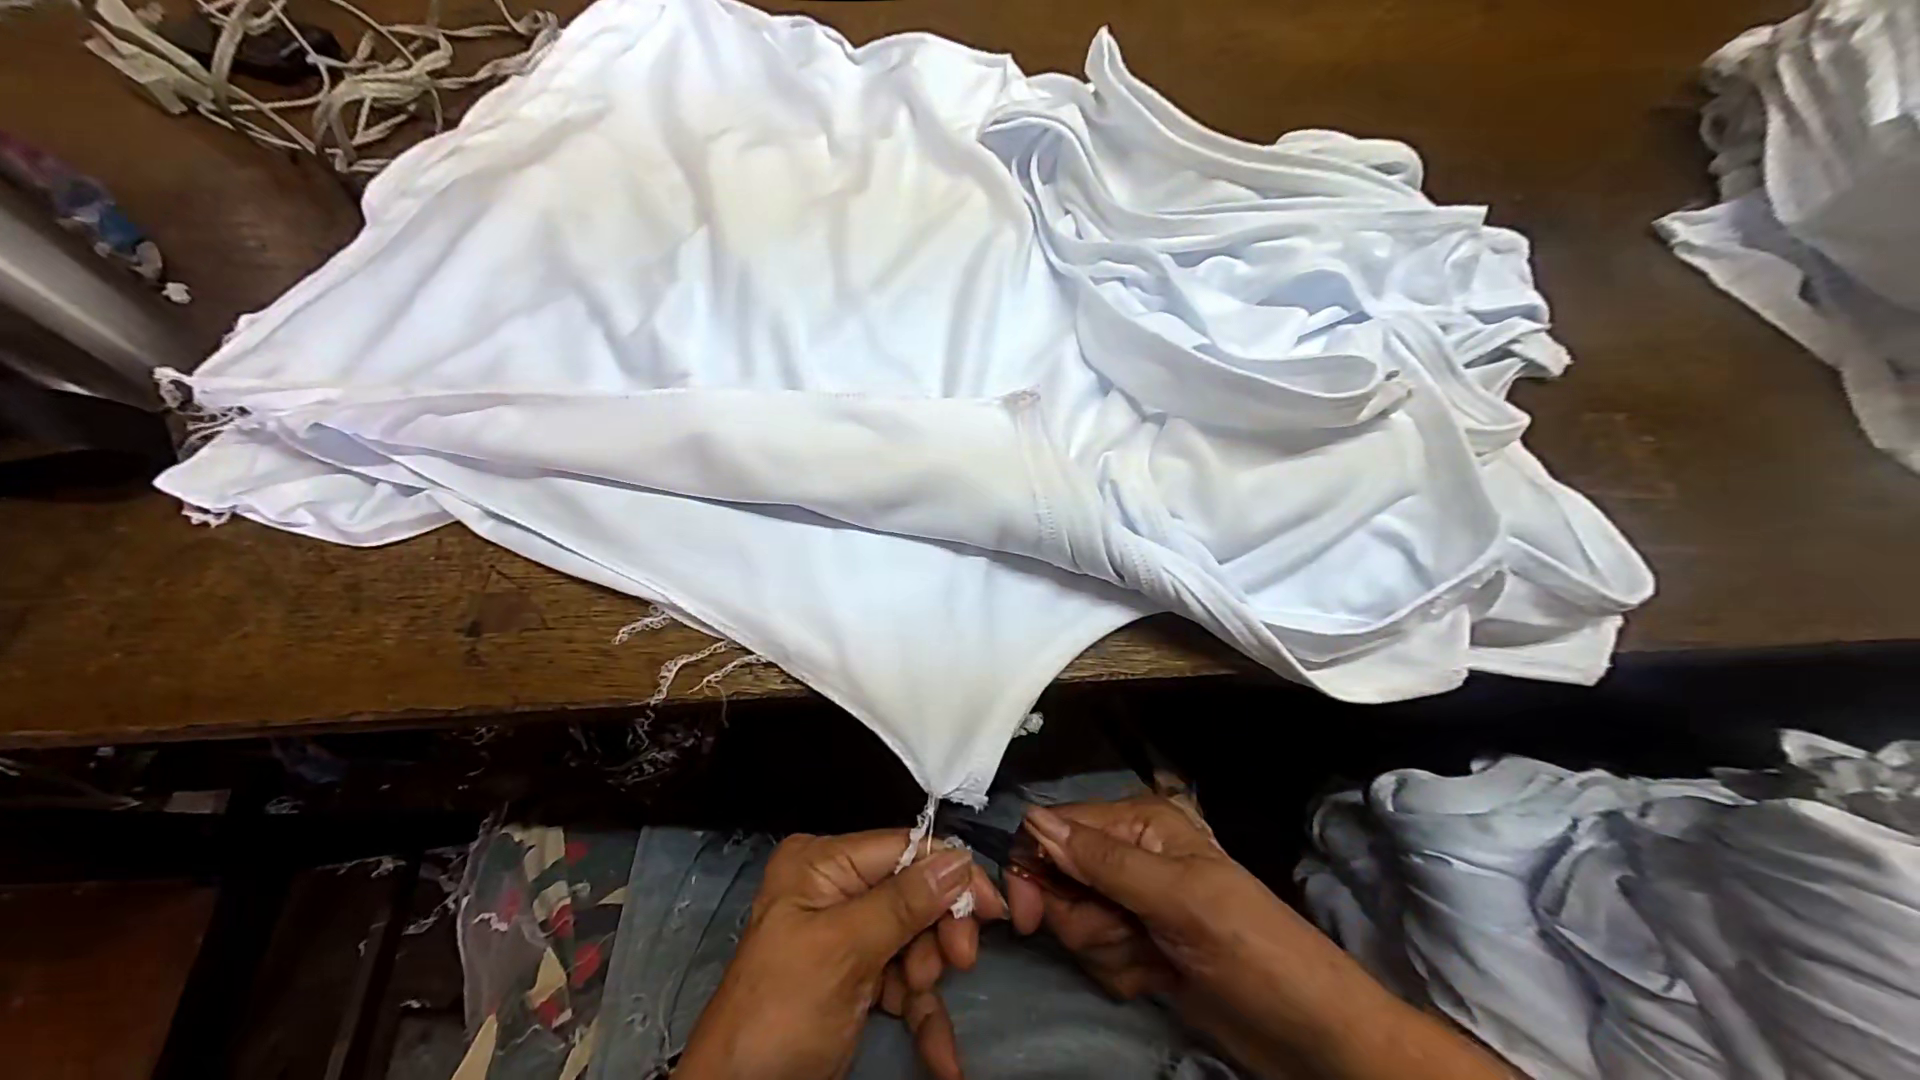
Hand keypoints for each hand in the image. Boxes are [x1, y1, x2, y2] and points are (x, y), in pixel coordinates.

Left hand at [675, 829, 1005, 1079]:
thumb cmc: (781, 1012)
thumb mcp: (843, 950)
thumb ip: (904, 903)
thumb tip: (959, 859)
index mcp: (823, 864)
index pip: (903, 848)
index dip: (950, 873)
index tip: (992, 908)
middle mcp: (836, 888)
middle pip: (913, 893)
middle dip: (936, 932)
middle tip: (960, 961)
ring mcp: (847, 934)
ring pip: (914, 938)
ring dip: (926, 976)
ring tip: (917, 1002)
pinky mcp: (856, 976)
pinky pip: (901, 978)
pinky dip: (921, 1013)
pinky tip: (941, 1055)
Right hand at [1008, 795, 1511, 1079]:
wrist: (1310, 1035)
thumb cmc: (1253, 950)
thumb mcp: (1179, 899)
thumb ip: (1104, 861)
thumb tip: (1033, 821)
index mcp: (1140, 823)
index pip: (1055, 829)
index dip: (1032, 869)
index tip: (1027, 918)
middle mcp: (1129, 854)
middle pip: (1058, 881)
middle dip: (1085, 921)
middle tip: (1129, 937)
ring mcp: (1132, 902)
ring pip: (1074, 922)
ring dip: (1108, 951)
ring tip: (1157, 961)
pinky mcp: (1136, 944)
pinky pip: (1096, 954)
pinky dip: (1120, 972)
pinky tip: (1159, 979)